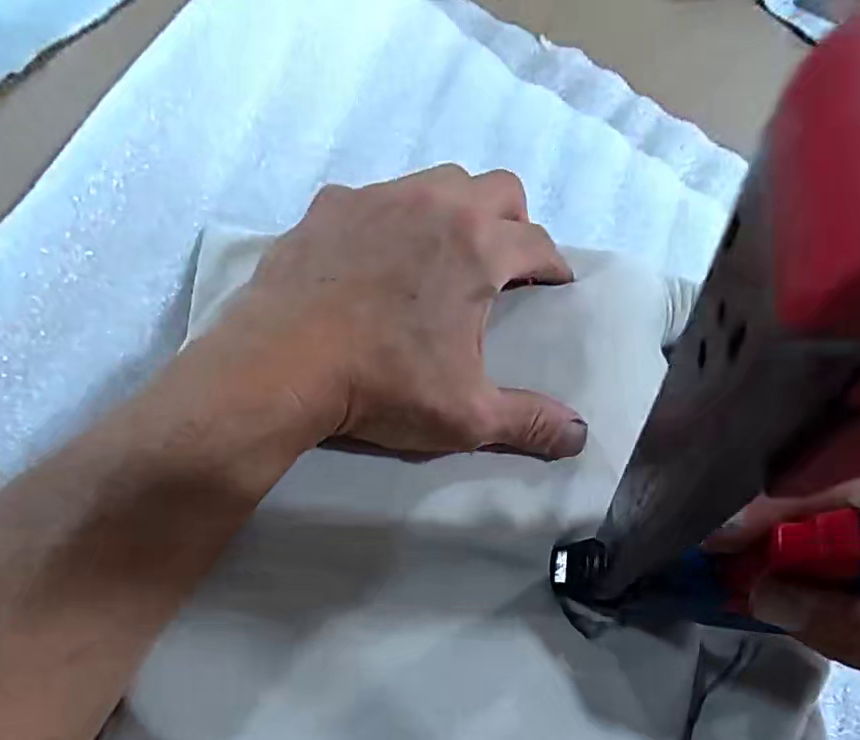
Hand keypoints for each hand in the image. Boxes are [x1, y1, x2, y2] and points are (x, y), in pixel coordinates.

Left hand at [204, 165, 588, 459]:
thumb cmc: (385, 388)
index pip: (538, 243)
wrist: (281, 367)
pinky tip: (381, 259)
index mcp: (478, 250)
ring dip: (459, 211)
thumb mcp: (467, 416)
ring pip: (439, 182)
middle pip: (499, 189)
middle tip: (508, 264)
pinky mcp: (329, 208)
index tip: (557, 284)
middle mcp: (434, 208)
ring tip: (448, 255)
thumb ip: (528, 422)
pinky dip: (396, 219)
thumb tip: (578, 437)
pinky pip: (379, 197)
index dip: (555, 265)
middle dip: (515, 222)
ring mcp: (377, 199)